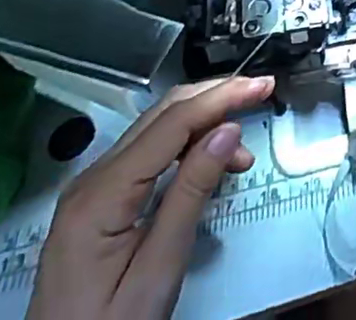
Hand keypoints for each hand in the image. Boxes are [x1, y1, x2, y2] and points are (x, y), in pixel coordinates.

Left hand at [26, 75, 274, 319]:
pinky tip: (212, 160)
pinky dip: (187, 143)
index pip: (172, 123)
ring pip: (157, 127)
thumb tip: (227, 130)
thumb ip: (190, 195)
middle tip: (261, 93)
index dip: (221, 97)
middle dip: (216, 96)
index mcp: (101, 194)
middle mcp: (92, 177)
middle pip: (162, 113)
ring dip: (205, 121)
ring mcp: (92, 186)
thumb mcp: (157, 271)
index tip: (263, 85)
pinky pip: (149, 151)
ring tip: (243, 150)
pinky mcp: (99, 198)